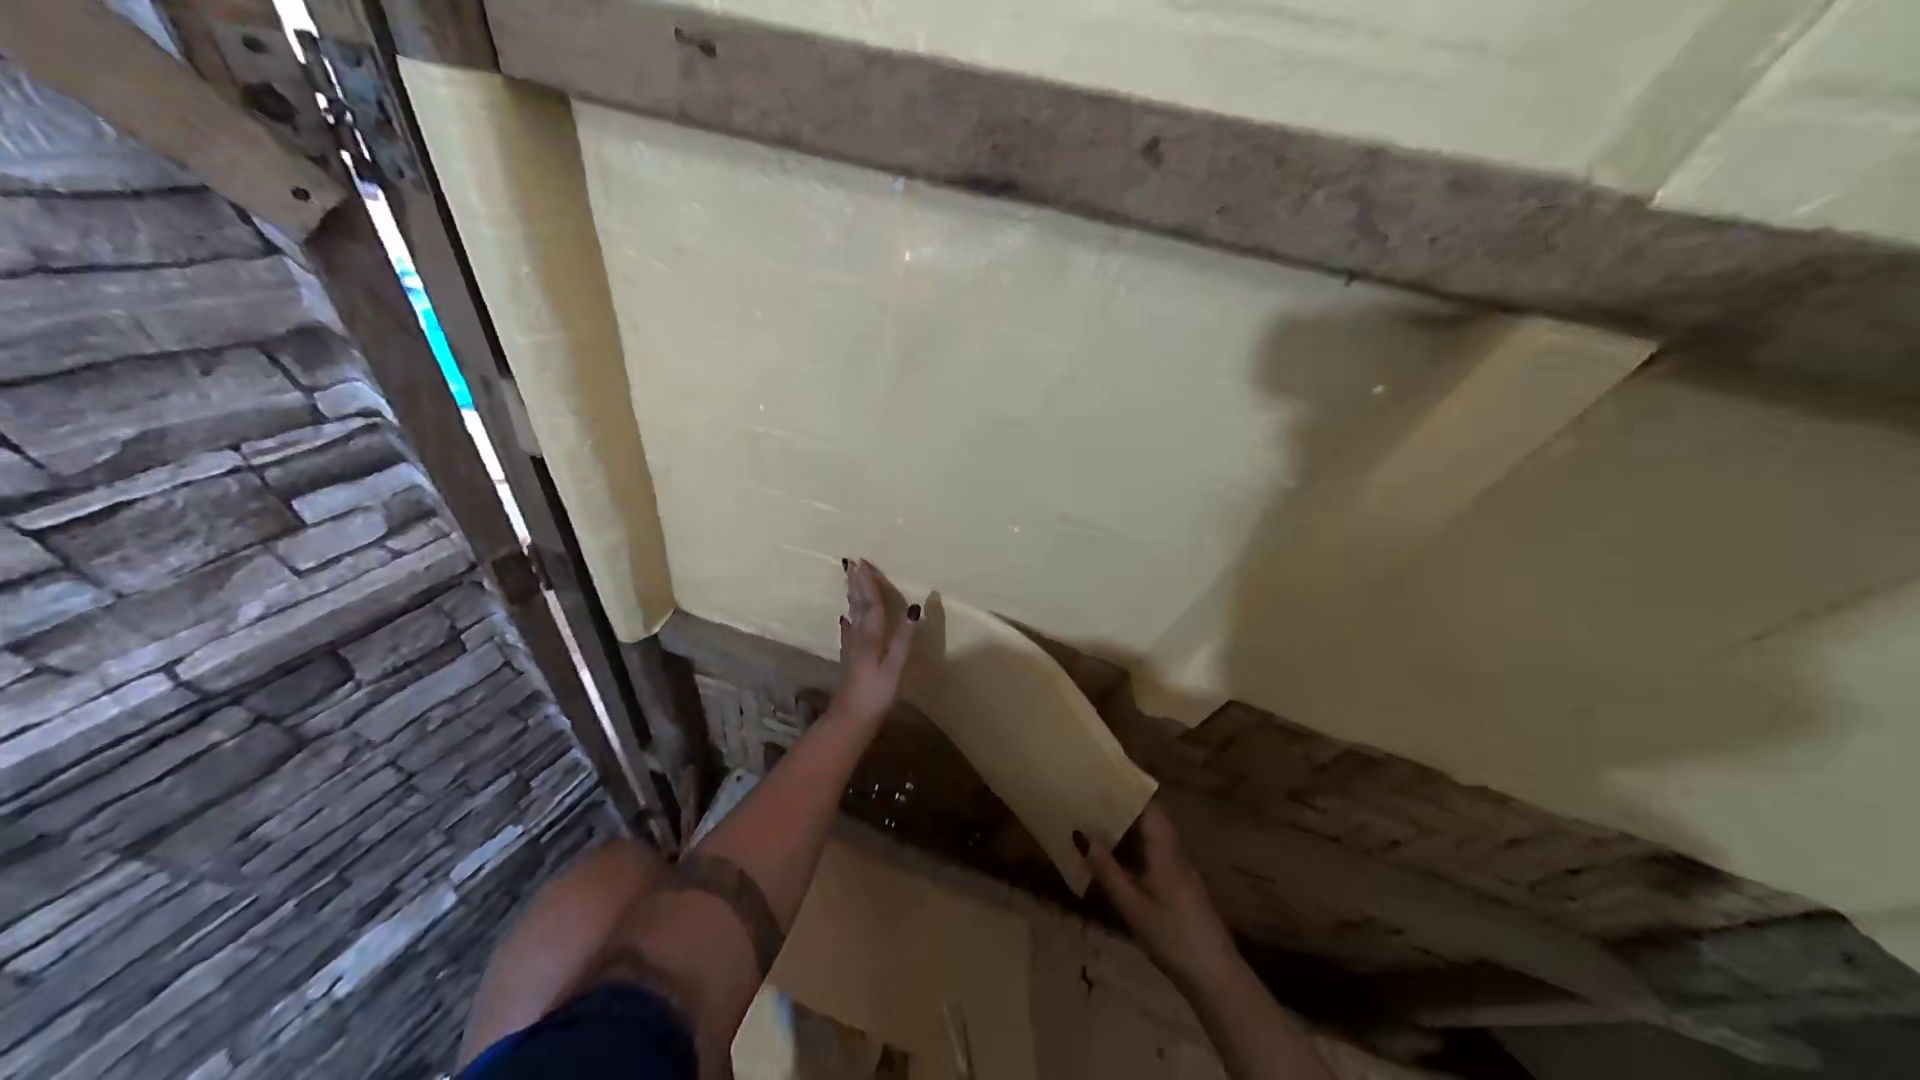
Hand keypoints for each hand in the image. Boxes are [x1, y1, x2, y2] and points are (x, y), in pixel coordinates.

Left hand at [830, 559, 918, 724]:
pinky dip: (849, 620)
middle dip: (856, 583)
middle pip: (858, 605)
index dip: (868, 583)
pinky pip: (850, 630)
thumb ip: (903, 639)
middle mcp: (858, 637)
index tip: (863, 562)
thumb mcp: (894, 667)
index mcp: (870, 637)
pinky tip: (845, 618)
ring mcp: (852, 647)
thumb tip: (913, 609)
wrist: (849, 719)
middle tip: (852, 563)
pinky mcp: (850, 658)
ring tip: (850, 580)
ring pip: (852, 614)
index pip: (870, 603)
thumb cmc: (875, 694)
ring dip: (852, 596)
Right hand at [1077, 803, 1239, 990]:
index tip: (1102, 774)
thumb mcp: (1131, 904)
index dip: (1128, 787)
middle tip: (1090, 794)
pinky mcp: (1180, 884)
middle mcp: (1175, 850)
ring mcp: (1180, 868)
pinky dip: (1134, 844)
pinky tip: (1116, 854)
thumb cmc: (1171, 935)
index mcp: (1165, 848)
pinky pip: (1154, 850)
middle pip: (1150, 816)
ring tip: (1095, 816)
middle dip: (1123, 804)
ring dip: (1128, 824)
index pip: (1148, 804)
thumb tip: (1080, 834)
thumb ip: (1106, 869)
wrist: (1214, 974)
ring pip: (1152, 834)